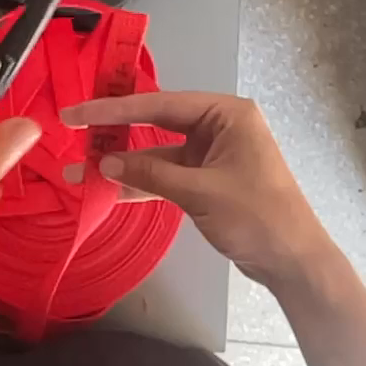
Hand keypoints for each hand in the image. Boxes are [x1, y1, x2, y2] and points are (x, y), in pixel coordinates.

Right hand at [62, 91, 335, 288]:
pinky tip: (109, 188)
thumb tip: (104, 163)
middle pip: (155, 122)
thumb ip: (151, 173)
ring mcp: (211, 154)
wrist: (293, 261)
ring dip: (123, 163)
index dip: (113, 110)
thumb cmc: (257, 216)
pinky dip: (141, 182)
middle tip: (72, 130)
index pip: (159, 104)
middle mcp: (218, 126)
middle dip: (114, 132)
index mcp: (226, 114)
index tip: (77, 113)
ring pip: (157, 152)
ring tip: (78, 170)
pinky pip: (167, 175)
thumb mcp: (200, 192)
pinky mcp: (206, 180)